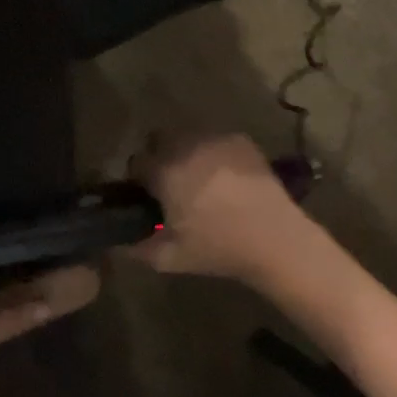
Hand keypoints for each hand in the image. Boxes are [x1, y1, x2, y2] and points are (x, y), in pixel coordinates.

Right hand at [128, 133, 307, 282]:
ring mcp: (217, 140)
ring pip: (187, 137)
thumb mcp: (169, 259)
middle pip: (158, 139)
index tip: (146, 196)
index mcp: (166, 171)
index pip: (136, 162)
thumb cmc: (218, 249)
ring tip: (198, 181)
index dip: (137, 179)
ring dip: (184, 152)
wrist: (276, 241)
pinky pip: (214, 140)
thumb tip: (120, 243)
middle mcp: (188, 146)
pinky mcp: (242, 142)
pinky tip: (222, 179)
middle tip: (169, 185)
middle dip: (158, 157)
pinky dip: (211, 153)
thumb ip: (136, 249)